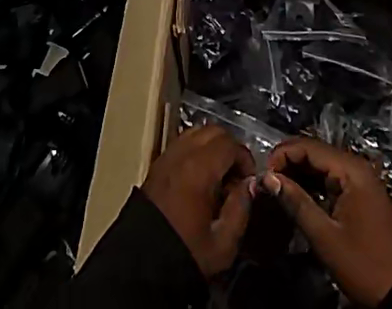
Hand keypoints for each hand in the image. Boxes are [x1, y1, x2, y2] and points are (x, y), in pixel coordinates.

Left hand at [141, 123, 256, 275]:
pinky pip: (182, 142)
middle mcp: (181, 153)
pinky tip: (201, 178)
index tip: (249, 181)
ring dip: (213, 147)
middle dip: (230, 148)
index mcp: (198, 169)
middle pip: (212, 131)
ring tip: (219, 177)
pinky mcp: (157, 163)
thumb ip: (240, 208)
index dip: (245, 158)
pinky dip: (197, 150)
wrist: (142, 260)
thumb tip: (248, 185)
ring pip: (196, 132)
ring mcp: (166, 155)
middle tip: (237, 177)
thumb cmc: (186, 252)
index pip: (229, 144)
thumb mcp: (223, 243)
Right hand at [262, 138, 391, 307]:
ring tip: (276, 190)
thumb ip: (295, 202)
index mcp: (352, 170)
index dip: (281, 155)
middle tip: (267, 183)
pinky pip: (329, 180)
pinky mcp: (360, 195)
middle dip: (287, 163)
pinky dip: (311, 185)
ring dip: (297, 174)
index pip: (307, 146)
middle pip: (314, 152)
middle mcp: (357, 167)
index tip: (263, 176)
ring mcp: (361, 181)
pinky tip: (296, 197)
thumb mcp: (325, 236)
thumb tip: (266, 177)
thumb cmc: (365, 265)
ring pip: (320, 166)